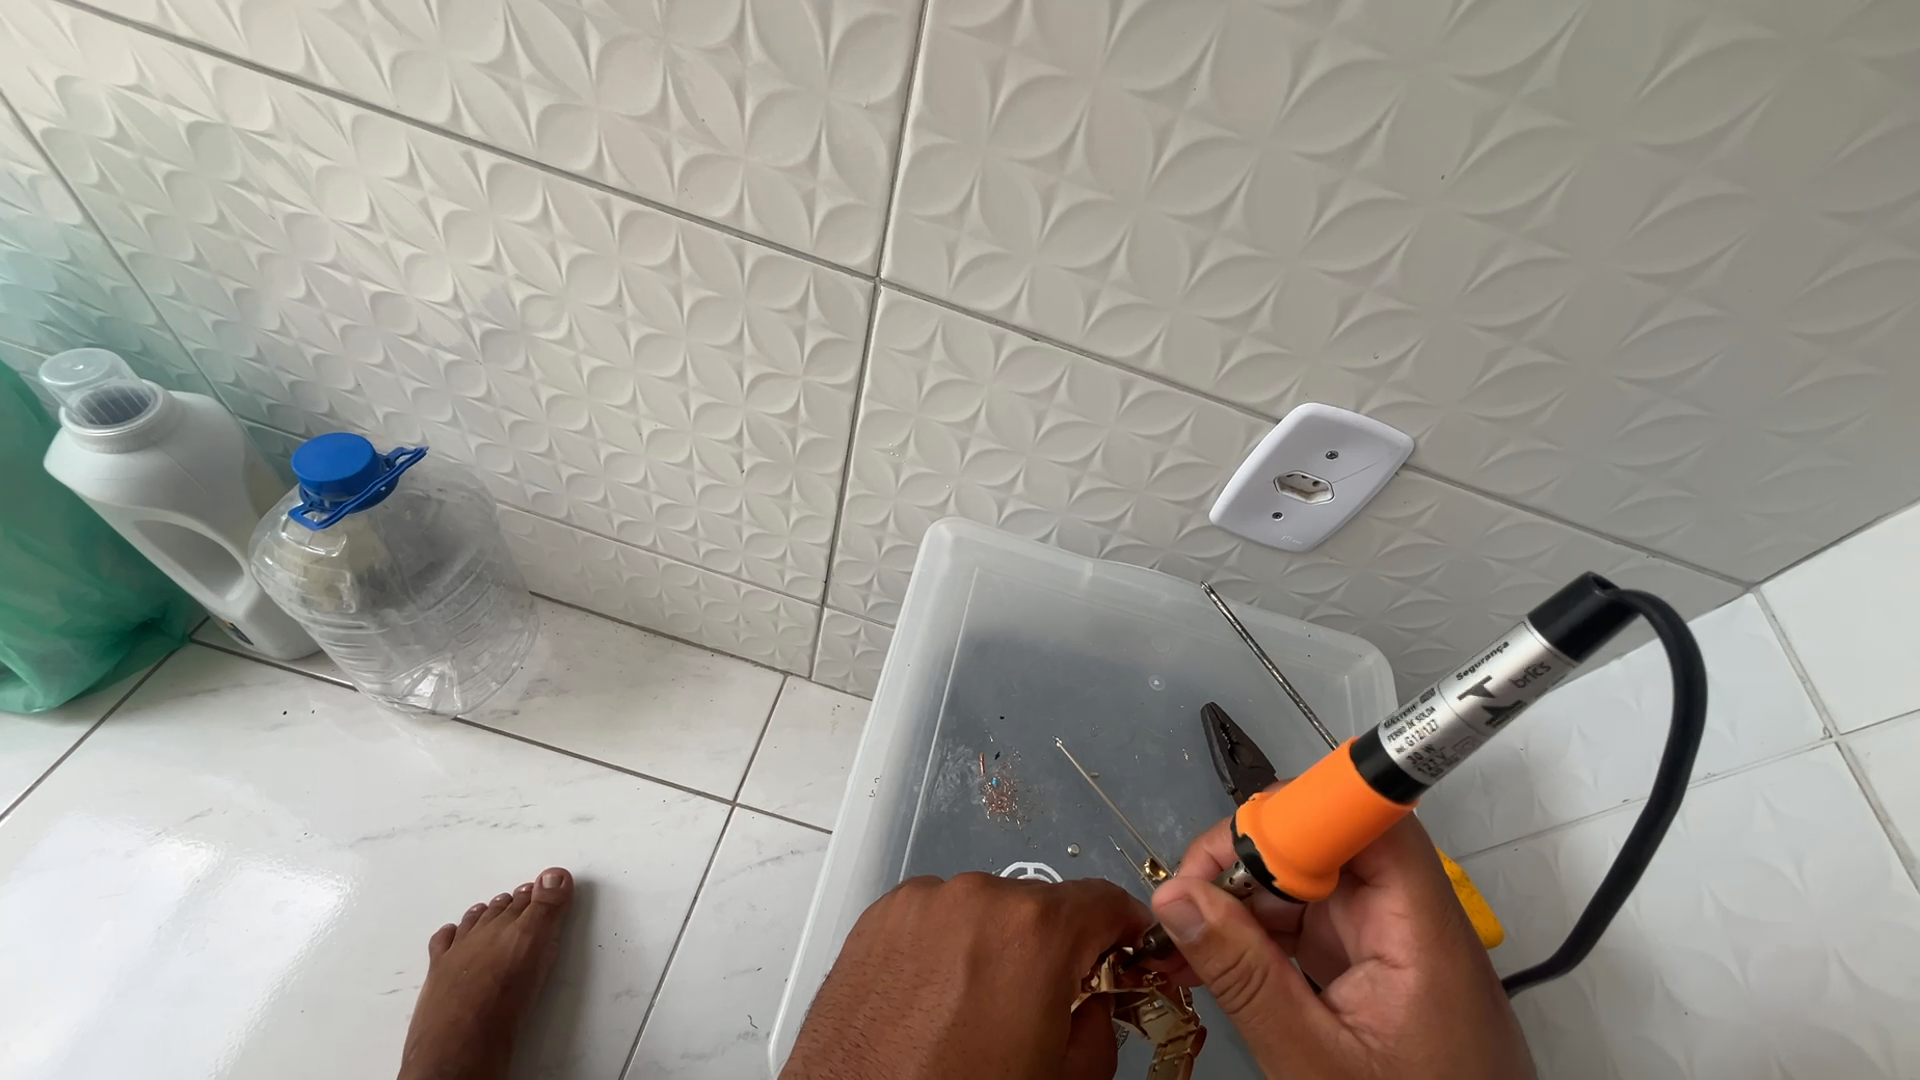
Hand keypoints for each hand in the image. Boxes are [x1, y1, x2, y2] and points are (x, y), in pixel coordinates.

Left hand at [783, 872, 1151, 1079]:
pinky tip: (932, 998)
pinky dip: (944, 944)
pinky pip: (934, 915)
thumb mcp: (1061, 1079)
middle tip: (1039, 1001)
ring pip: (983, 909)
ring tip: (970, 1008)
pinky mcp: (881, 913)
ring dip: (991, 944)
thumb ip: (1097, 1028)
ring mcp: (924, 900)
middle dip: (1050, 948)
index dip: (1123, 927)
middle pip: (1039, 908)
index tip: (1125, 946)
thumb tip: (1094, 1003)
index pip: (1104, 900)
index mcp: (1034, 932)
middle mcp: (978, 897)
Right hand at [1151, 812, 1534, 1079]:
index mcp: (1421, 935)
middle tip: (1184, 904)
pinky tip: (1217, 959)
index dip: (1294, 815)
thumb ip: (1244, 978)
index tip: (1220, 861)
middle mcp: (1409, 921)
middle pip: (1325, 844)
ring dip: (1242, 900)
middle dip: (1247, 862)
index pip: (1367, 823)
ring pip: (1306, 881)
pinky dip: (1258, 933)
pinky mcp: (1371, 967)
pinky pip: (1307, 923)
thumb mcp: (1314, 1067)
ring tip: (1187, 942)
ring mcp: (1389, 944)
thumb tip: (1172, 895)